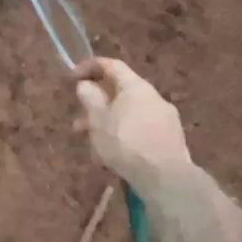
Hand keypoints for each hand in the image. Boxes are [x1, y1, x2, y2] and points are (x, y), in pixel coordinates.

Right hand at [75, 58, 192, 191]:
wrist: (164, 176)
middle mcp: (154, 97)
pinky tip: (113, 154)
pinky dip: (123, 134)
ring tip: (91, 144)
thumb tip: (86, 85)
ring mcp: (165, 118)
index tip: (71, 76)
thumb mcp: (98, 120)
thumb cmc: (125, 142)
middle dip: (96, 105)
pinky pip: (139, 129)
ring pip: (128, 113)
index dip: (90, 66)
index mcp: (136, 87)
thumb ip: (90, 99)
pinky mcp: (169, 138)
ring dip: (107, 123)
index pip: (112, 66)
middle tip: (78, 121)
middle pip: (120, 92)